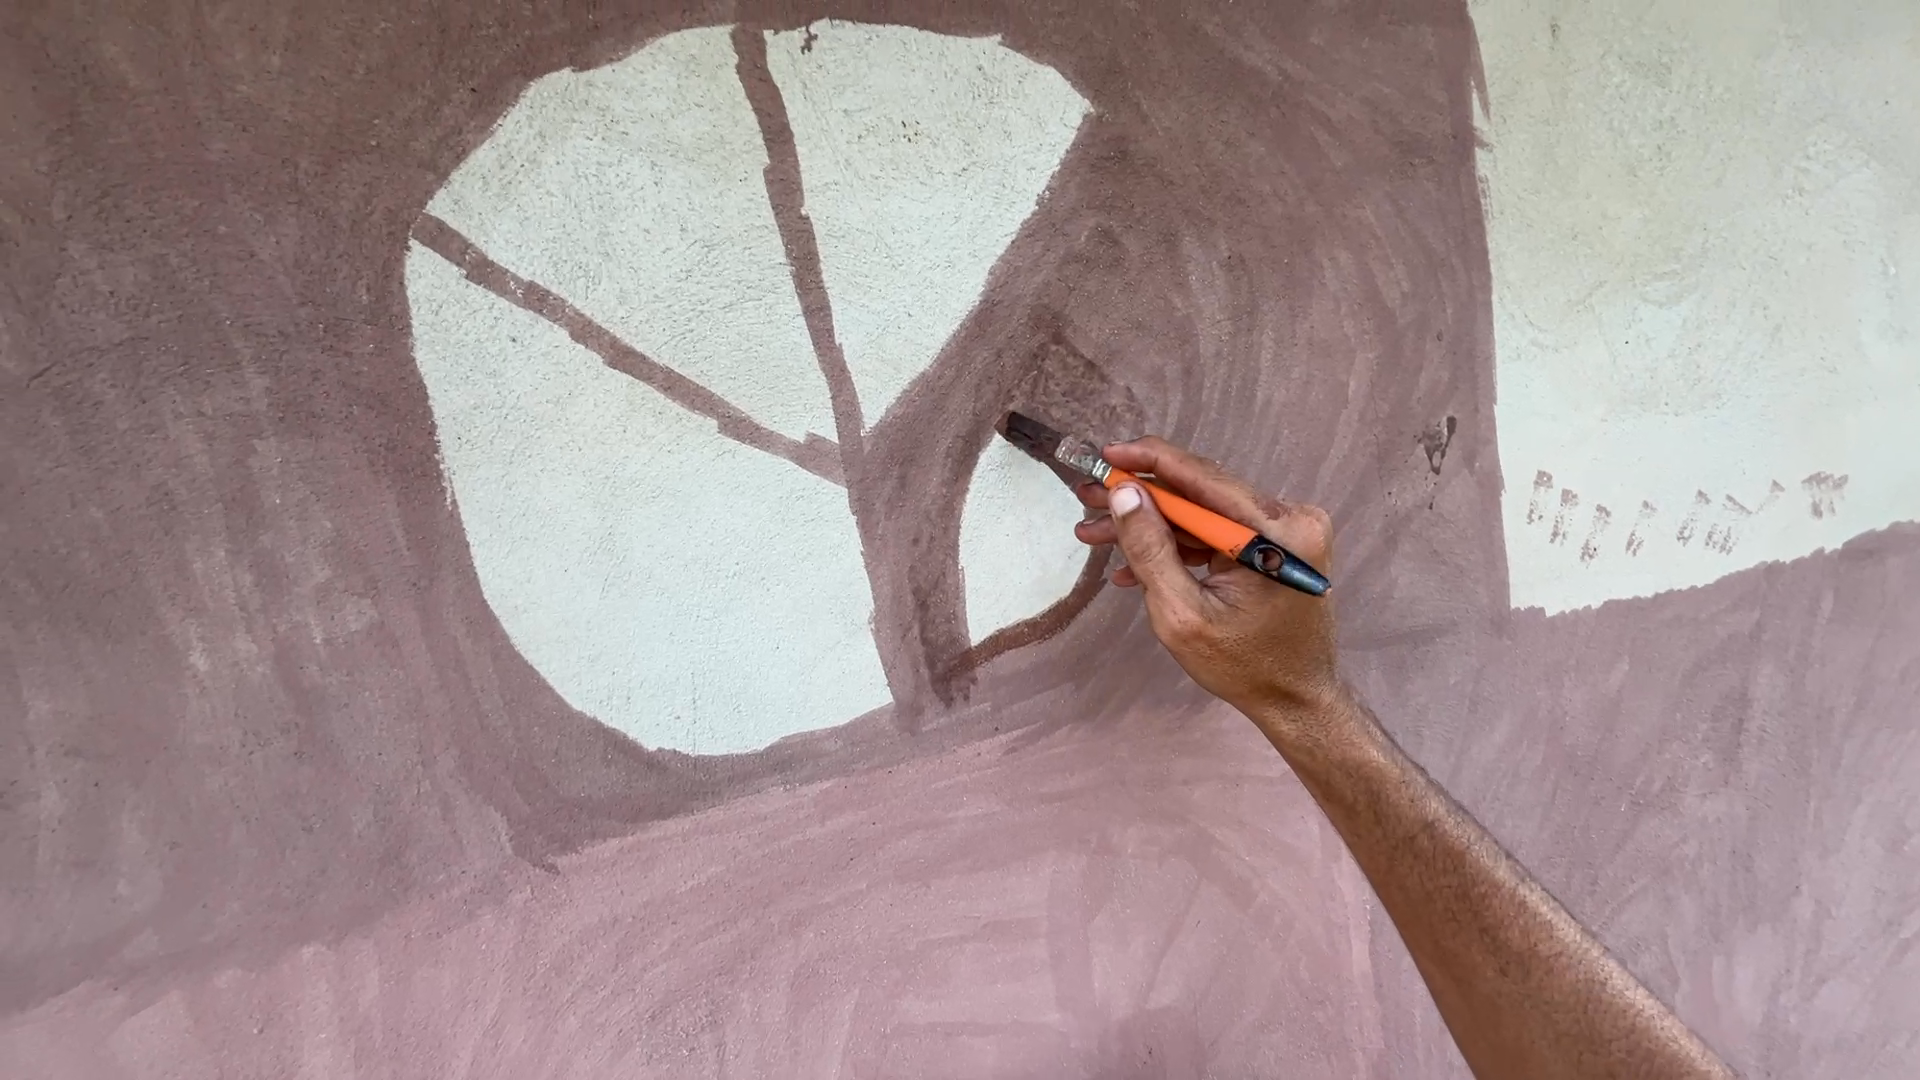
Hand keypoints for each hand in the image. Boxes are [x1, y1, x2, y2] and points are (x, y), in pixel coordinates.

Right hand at [1073, 437, 1345, 739]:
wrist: (1296, 700)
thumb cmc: (1242, 666)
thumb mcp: (1182, 613)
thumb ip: (1151, 550)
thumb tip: (1124, 493)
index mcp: (1276, 532)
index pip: (1202, 479)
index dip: (1148, 463)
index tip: (1104, 455)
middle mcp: (1289, 519)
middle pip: (1197, 494)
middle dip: (1138, 500)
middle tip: (1087, 497)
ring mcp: (1284, 532)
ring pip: (1200, 515)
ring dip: (1149, 527)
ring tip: (1095, 533)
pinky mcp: (1273, 546)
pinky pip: (1214, 535)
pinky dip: (1175, 546)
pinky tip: (1130, 566)